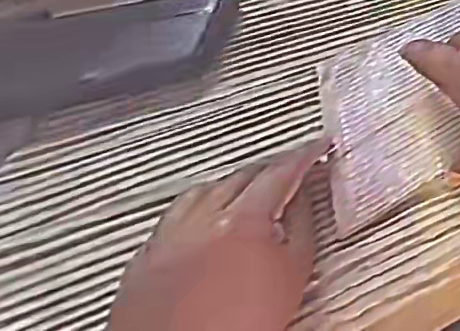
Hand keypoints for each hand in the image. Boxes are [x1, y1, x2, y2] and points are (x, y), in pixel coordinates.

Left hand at [109, 139, 326, 330]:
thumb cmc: (247, 323)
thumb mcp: (295, 268)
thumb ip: (303, 219)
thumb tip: (305, 190)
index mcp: (241, 220)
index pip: (281, 170)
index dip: (307, 153)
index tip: (322, 145)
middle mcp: (197, 224)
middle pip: (241, 175)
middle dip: (272, 167)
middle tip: (294, 168)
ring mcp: (162, 245)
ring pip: (200, 193)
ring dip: (231, 184)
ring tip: (250, 191)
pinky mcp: (137, 269)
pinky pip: (170, 221)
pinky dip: (197, 210)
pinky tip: (210, 223)